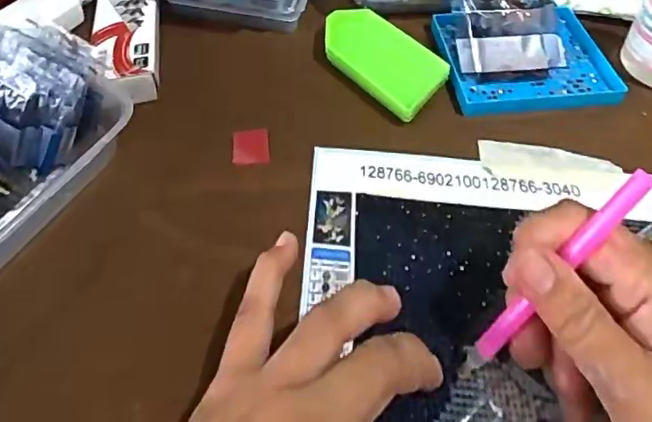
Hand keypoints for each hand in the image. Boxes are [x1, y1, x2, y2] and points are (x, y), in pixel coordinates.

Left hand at [190, 231, 441, 420]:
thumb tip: (380, 407)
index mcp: (321, 421)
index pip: (378, 375)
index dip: (414, 363)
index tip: (432, 371)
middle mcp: (290, 394)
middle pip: (343, 338)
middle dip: (379, 319)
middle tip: (401, 311)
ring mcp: (250, 382)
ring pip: (299, 320)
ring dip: (337, 297)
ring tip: (368, 282)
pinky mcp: (219, 383)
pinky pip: (245, 319)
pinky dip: (264, 279)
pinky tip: (276, 248)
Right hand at [501, 201, 651, 421]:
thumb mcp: (636, 385)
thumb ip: (578, 319)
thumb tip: (523, 255)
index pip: (577, 221)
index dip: (535, 243)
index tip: (514, 294)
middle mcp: (649, 278)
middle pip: (569, 259)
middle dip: (541, 302)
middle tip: (526, 352)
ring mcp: (650, 307)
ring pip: (575, 296)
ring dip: (558, 339)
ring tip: (568, 392)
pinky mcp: (650, 334)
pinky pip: (596, 326)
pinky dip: (579, 356)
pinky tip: (584, 393)